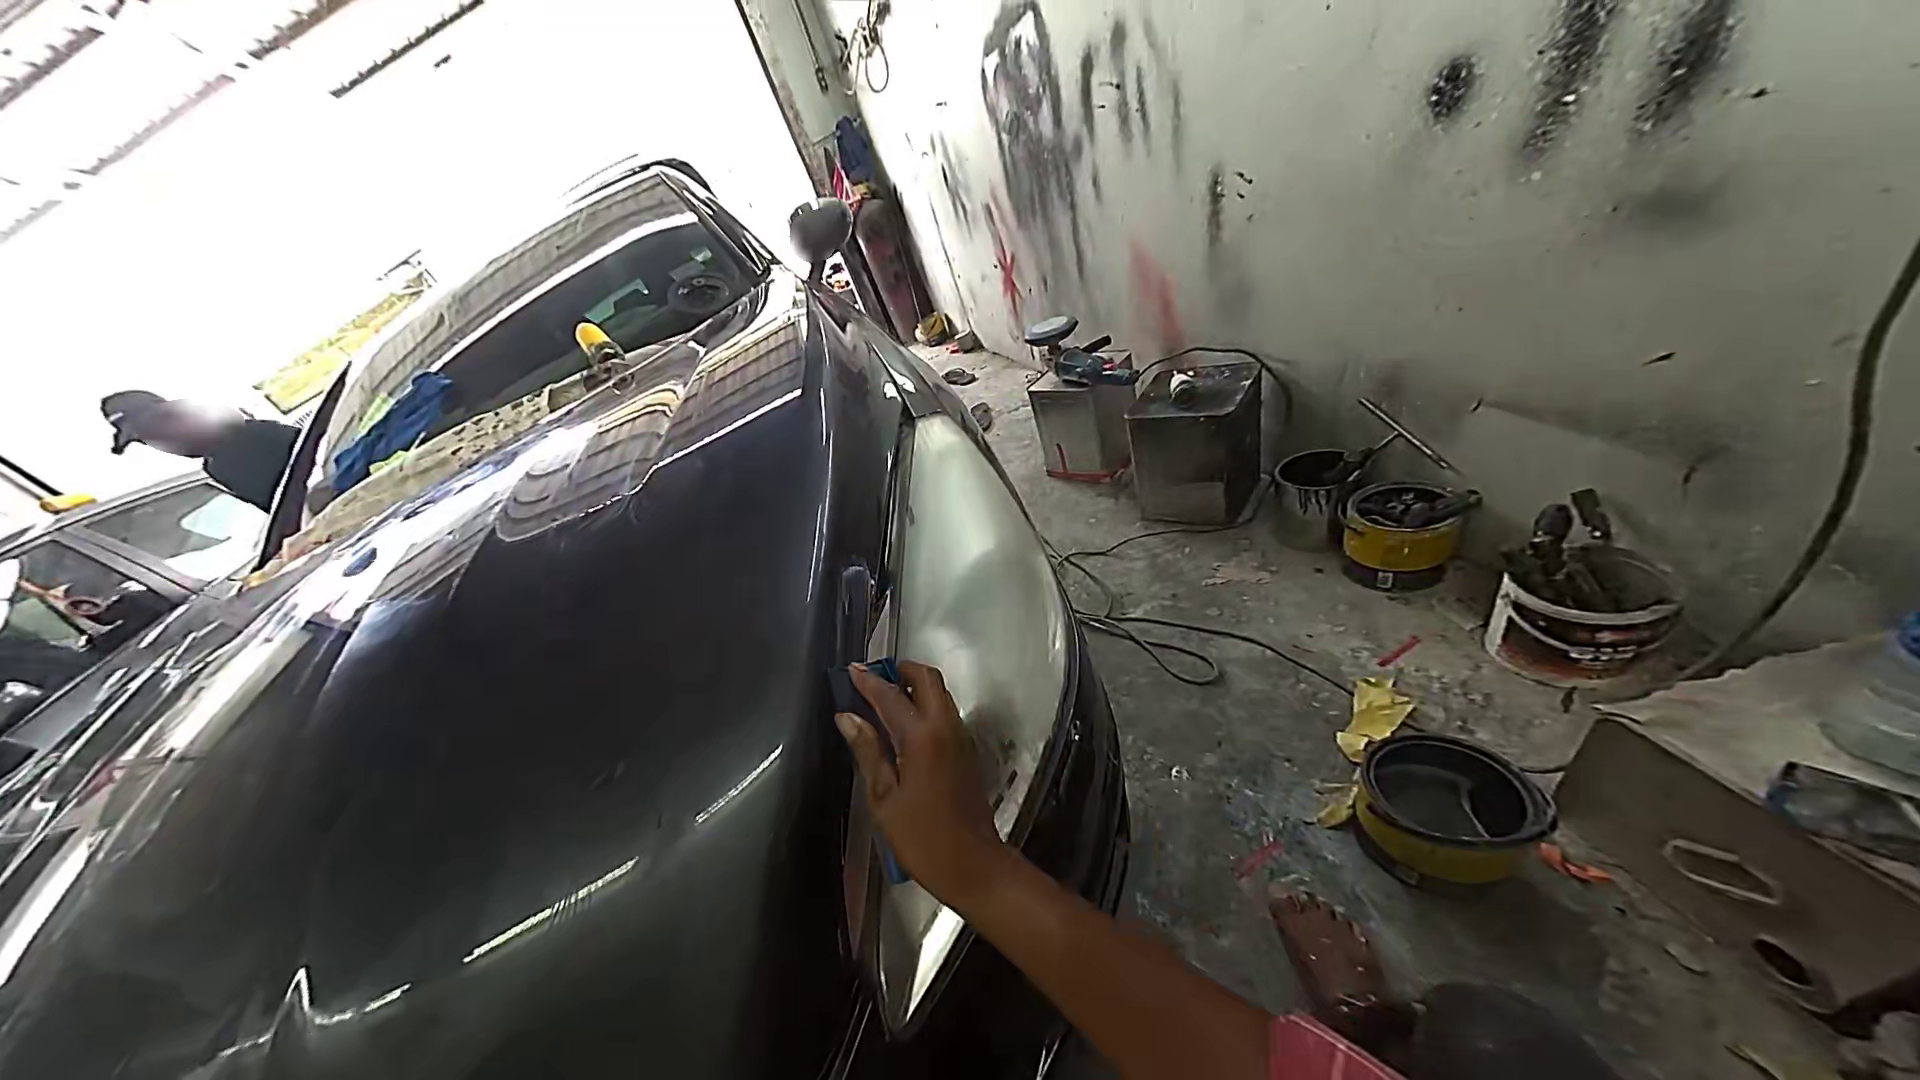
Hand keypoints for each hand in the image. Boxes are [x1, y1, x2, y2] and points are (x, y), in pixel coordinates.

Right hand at [837, 662, 1012, 907]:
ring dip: (915, 686)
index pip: (890, 696)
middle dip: (900, 671)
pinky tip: (904, 724)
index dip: (868, 681)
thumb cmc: (922, 836)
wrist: (972, 863)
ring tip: (885, 698)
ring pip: (939, 693)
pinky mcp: (966, 749)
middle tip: (873, 679)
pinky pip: (945, 712)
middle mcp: (946, 727)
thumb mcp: (884, 797)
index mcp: (922, 736)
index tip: (852, 669)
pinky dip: (925, 704)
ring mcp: (960, 736)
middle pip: (927, 679)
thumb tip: (848, 718)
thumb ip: (868, 751)